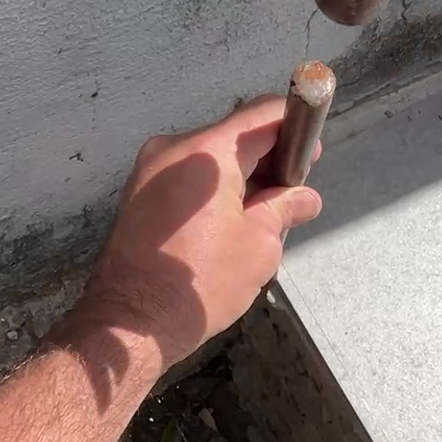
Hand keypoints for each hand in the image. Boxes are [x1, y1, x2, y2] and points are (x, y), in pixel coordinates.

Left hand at [72, 95, 323, 367]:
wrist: (130, 325)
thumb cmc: (198, 286)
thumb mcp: (259, 247)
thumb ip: (284, 210)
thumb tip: (303, 198)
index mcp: (206, 151)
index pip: (262, 116)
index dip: (295, 132)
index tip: (311, 156)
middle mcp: (170, 151)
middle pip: (232, 140)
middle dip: (265, 165)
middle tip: (286, 203)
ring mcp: (146, 174)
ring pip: (207, 165)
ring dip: (237, 186)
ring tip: (254, 228)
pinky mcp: (134, 200)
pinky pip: (183, 185)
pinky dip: (208, 199)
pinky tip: (222, 234)